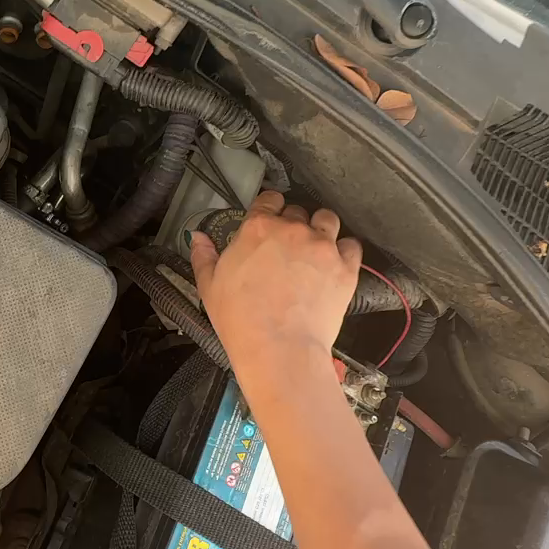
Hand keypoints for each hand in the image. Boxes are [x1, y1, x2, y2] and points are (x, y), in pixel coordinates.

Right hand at [189, 191, 362, 397]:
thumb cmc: (240, 319)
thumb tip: (197, 238)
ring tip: (315, 245)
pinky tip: (335, 261)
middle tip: (287, 244)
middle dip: (292, 223)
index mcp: (257, 228)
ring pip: (327, 219)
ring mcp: (322, 247)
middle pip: (297, 211)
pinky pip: (352, 246)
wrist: (279, 348)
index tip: (270, 215)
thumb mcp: (209, 286)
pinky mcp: (345, 268)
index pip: (269, 200)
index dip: (269, 206)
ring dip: (321, 227)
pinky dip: (344, 250)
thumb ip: (203, 256)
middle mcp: (292, 229)